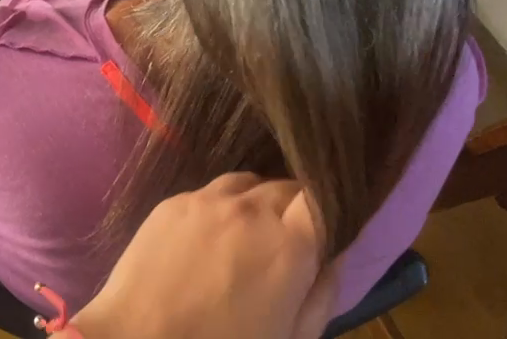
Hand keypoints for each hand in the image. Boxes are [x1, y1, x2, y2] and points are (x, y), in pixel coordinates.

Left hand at [73, 173, 340, 338]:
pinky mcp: (174, 201)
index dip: (330, 205)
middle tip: (294, 237)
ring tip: (253, 236)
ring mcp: (207, 199)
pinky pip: (211, 193)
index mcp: (287, 244)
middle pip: (286, 186)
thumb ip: (321, 293)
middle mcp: (249, 208)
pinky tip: (213, 237)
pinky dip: (223, 207)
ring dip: (259, 201)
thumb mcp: (292, 337)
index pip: (322, 197)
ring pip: (248, 183)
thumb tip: (333, 255)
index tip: (330, 221)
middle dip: (297, 206)